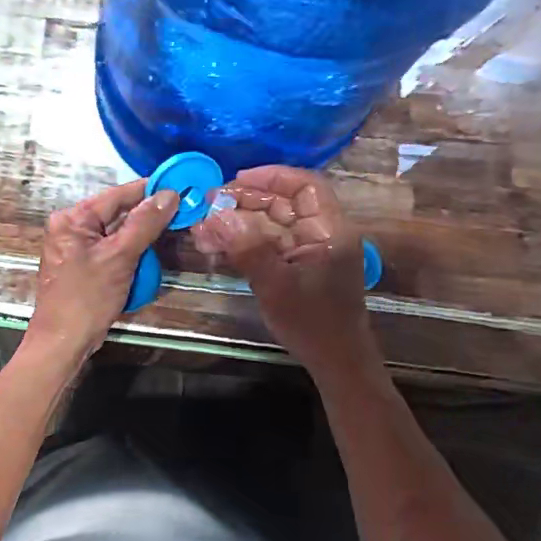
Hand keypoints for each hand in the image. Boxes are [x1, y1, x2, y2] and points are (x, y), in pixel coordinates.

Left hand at [26, 180, 180, 366]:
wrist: (64, 341)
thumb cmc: (87, 297)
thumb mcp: (120, 257)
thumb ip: (145, 223)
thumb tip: (169, 195)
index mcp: (72, 219)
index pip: (117, 195)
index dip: (148, 190)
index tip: (177, 186)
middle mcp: (70, 229)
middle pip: (116, 214)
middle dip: (146, 217)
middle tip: (179, 213)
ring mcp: (75, 250)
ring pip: (115, 235)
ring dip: (139, 240)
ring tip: (167, 236)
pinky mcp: (82, 269)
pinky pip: (110, 253)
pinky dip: (129, 257)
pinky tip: (146, 261)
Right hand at [191, 166, 378, 376]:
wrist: (335, 363)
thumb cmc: (312, 323)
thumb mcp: (276, 285)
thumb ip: (248, 247)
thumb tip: (218, 215)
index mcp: (330, 230)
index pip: (305, 186)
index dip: (271, 177)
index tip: (236, 180)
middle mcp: (322, 235)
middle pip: (284, 204)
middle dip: (247, 202)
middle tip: (211, 205)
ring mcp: (310, 254)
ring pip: (273, 226)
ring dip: (240, 224)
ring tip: (204, 228)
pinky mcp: (298, 270)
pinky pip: (270, 247)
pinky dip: (245, 244)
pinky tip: (218, 246)